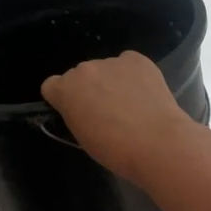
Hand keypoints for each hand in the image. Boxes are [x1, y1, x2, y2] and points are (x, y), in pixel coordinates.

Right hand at [41, 51, 192, 182]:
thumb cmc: (116, 151)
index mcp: (64, 89)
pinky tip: (145, 94)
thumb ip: (75, 115)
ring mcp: (110, 61)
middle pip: (80, 76)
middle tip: (108, 113)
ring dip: (112, 82)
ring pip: (105, 69)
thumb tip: (84, 109)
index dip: (64, 99)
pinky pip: (128, 63)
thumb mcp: (83, 137)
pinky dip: (133, 75)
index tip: (78, 113)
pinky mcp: (136, 59)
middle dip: (90, 89)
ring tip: (133, 106)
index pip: (51, 86)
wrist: (158, 145)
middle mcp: (83, 69)